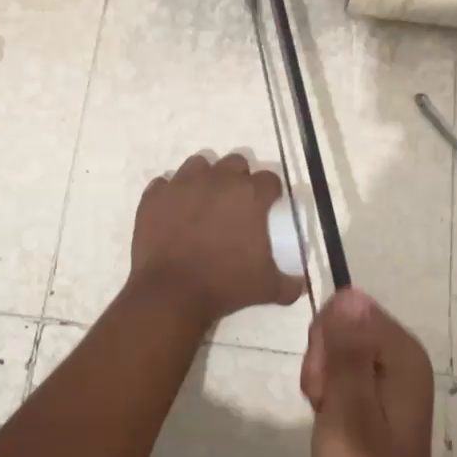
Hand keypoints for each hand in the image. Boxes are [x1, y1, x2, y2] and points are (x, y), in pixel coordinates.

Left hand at [130, 153, 305, 325]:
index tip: (268, 207)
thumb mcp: (267, 288)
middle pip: (235, 163)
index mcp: (250, 195)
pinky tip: (174, 212)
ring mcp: (183, 184)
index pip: (270, 180)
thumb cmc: (225, 285)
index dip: (271, 192)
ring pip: (199, 165)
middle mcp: (218, 180)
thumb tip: (300, 284)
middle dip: (238, 178)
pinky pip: (165, 184)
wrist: (172, 293)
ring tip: (203, 202)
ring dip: (205, 179)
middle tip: (236, 204)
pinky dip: (171, 194)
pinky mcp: (155, 195)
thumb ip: (289, 283)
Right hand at [301, 288, 439, 456]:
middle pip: (343, 328)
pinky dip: (331, 394)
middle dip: (322, 363)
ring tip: (329, 418)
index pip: (348, 309)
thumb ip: (346, 350)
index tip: (324, 384)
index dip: (325, 342)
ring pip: (338, 351)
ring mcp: (393, 376)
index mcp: (401, 354)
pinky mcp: (382, 394)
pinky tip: (333, 422)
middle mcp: (402, 357)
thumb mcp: (347, 407)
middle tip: (325, 404)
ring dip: (323, 380)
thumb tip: (350, 294)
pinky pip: (344, 372)